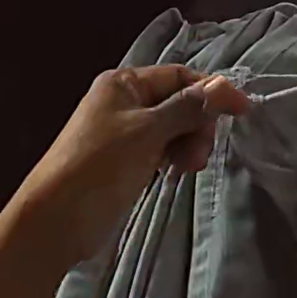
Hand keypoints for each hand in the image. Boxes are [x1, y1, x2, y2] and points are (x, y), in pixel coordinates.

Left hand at [16, 65, 249, 262]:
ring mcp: (124, 130)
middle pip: (178, 101)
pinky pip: (161, 148)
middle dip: (197, 123)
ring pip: (172, 127)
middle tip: (201, 153)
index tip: (243, 111)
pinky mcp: (125, 158)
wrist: (53, 222)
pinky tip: (177, 172)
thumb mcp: (147, 133)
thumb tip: (224, 83)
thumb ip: (187, 108)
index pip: (179, 75)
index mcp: (124, 83)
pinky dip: (173, 156)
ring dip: (187, 143)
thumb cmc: (99, 166)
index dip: (211, 91)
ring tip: (188, 168)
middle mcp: (124, 100)